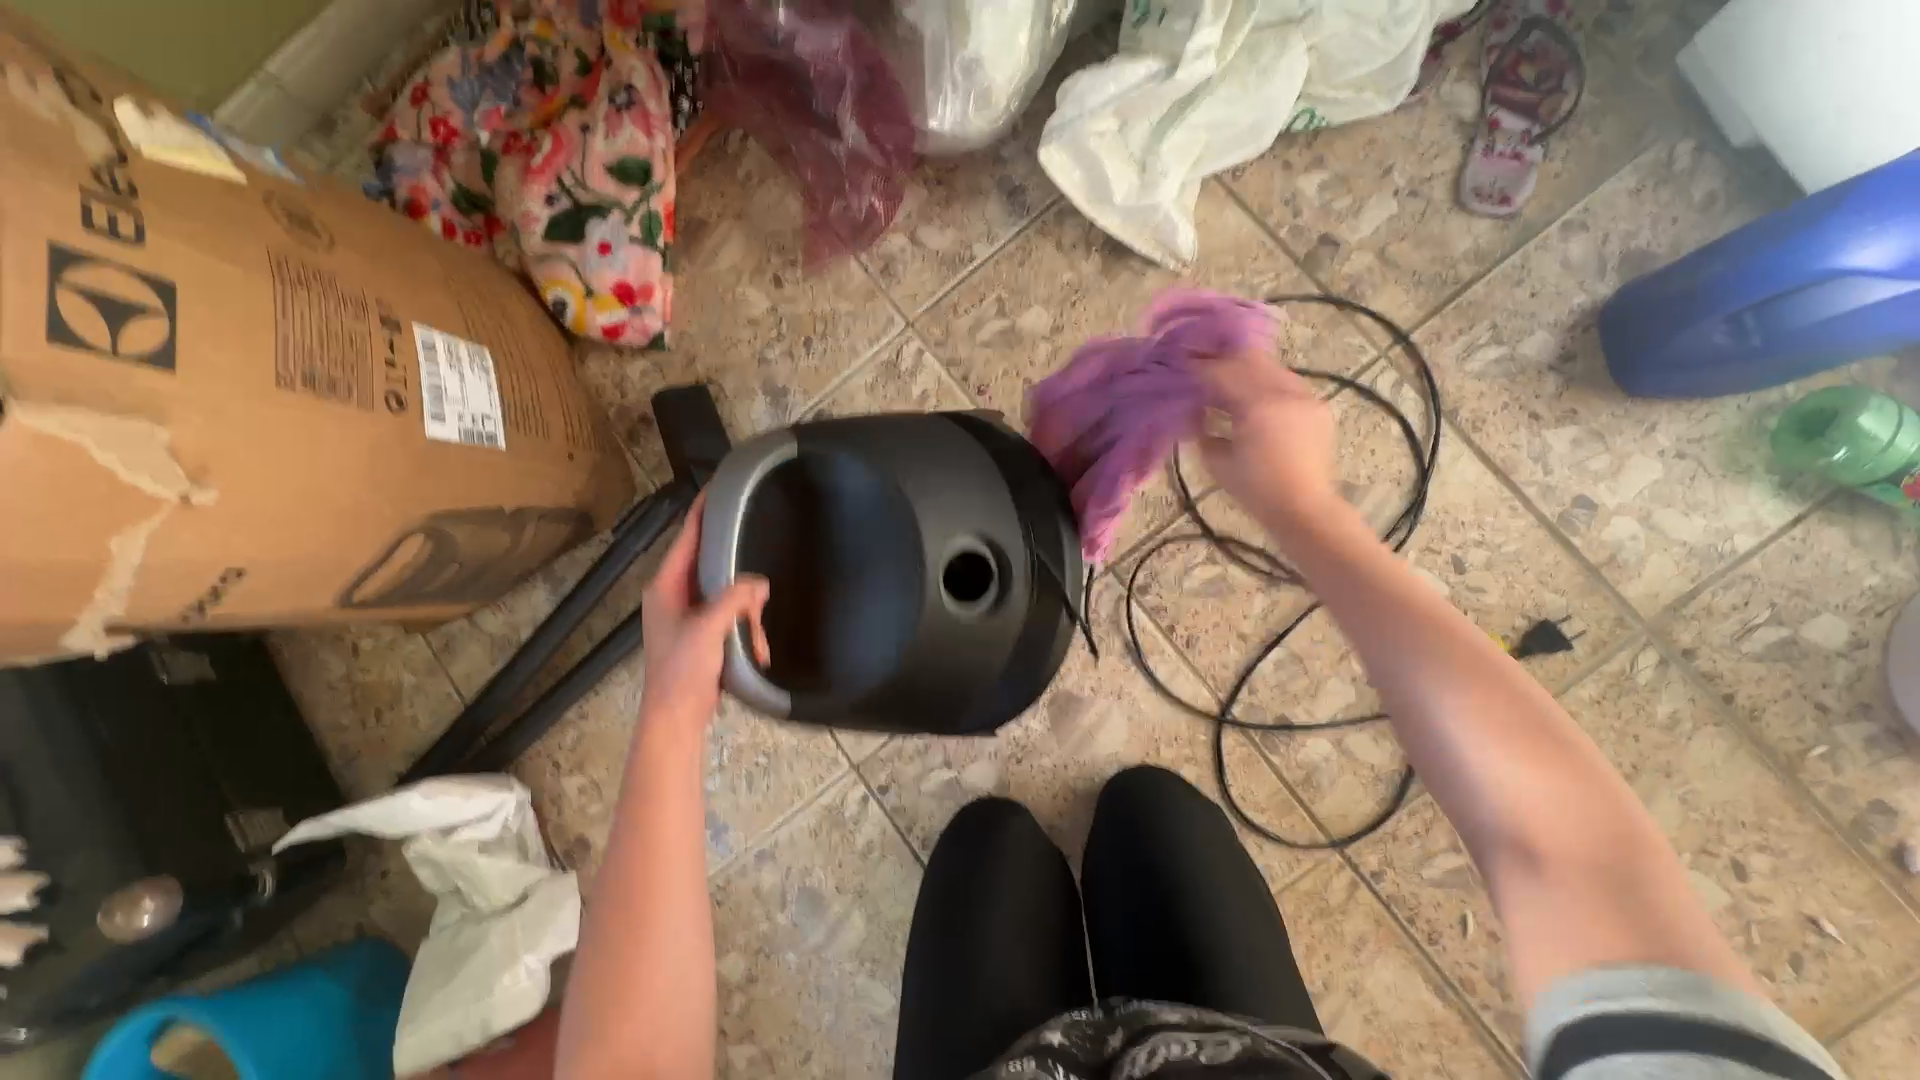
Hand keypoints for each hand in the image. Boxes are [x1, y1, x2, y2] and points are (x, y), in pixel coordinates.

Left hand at [638, 492, 770, 734]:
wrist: (676, 718)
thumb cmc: (682, 670)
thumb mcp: (709, 628)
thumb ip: (735, 599)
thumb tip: (760, 583)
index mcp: (665, 587)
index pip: (686, 539)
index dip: (702, 513)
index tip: (718, 488)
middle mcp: (674, 597)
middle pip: (716, 569)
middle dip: (742, 588)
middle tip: (758, 602)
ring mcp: (689, 617)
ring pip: (731, 597)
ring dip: (748, 618)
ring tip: (755, 642)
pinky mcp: (704, 636)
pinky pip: (733, 619)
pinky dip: (747, 633)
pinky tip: (755, 652)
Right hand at [1196, 350, 1343, 532]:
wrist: (1305, 509)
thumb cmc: (1256, 491)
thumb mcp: (1217, 462)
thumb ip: (1202, 430)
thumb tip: (1195, 413)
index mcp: (1258, 406)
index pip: (1222, 372)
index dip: (1199, 368)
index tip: (1182, 369)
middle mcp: (1285, 392)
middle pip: (1249, 359)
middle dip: (1223, 362)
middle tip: (1203, 370)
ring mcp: (1306, 396)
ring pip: (1270, 367)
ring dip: (1246, 371)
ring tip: (1228, 386)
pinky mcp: (1317, 406)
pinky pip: (1287, 383)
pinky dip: (1265, 385)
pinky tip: (1254, 402)